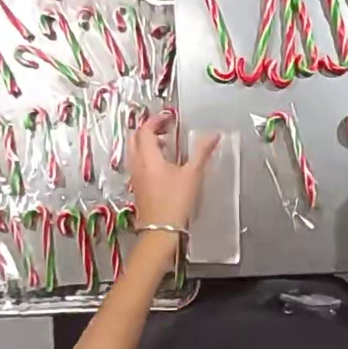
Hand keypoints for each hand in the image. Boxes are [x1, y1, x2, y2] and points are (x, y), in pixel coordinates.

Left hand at [127, 110, 221, 229]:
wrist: (161, 231)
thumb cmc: (175, 203)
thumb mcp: (192, 174)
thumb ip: (202, 152)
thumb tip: (213, 135)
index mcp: (148, 157)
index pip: (145, 130)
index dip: (156, 120)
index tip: (169, 117)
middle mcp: (137, 164)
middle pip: (134, 138)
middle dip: (148, 129)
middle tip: (164, 127)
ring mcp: (135, 177)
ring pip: (133, 151)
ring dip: (146, 142)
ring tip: (165, 143)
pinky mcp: (137, 187)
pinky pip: (137, 163)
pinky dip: (146, 156)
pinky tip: (162, 164)